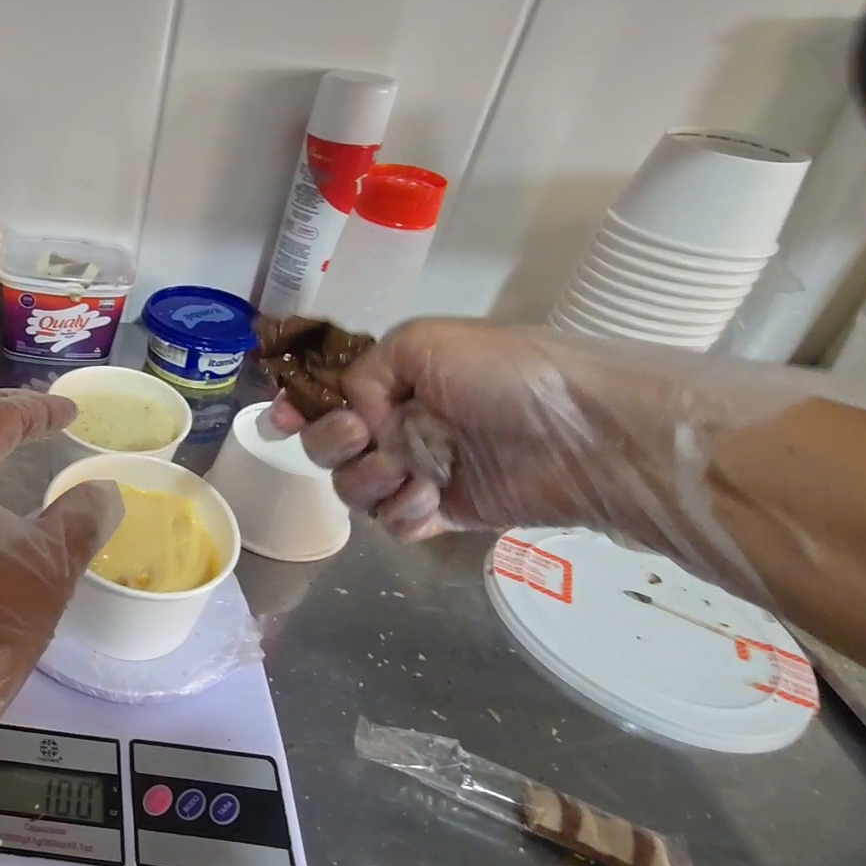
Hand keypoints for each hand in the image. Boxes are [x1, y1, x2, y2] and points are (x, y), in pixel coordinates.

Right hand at [265, 320, 711, 544]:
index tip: (282, 418)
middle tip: (362, 434)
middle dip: (330, 441)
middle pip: (325, 446)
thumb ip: (363, 372)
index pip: (324, 398)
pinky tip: (433, 499)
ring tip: (416, 472)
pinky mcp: (439, 514)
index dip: (295, 409)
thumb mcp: (422, 343)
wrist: (583, 434)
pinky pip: (391, 523)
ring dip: (371, 479)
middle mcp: (395, 426)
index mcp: (390, 382)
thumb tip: (354, 413)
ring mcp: (416, 472)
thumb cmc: (504, 375)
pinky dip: (402, 512)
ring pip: (351, 488)